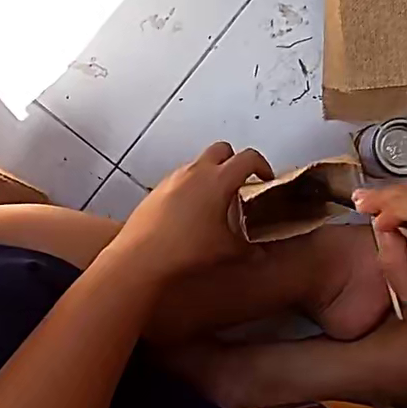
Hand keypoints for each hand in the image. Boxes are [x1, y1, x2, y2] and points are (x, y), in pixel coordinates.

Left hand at [108, 142, 271, 283]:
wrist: (140, 257)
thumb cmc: (186, 250)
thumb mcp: (227, 251)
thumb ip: (249, 249)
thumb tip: (259, 253)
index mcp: (218, 179)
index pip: (248, 157)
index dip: (262, 165)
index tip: (266, 178)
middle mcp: (195, 171)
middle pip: (222, 149)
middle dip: (234, 161)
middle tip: (241, 183)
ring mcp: (173, 178)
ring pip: (199, 163)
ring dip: (211, 173)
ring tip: (216, 202)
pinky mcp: (157, 189)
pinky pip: (181, 178)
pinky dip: (192, 186)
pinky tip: (192, 212)